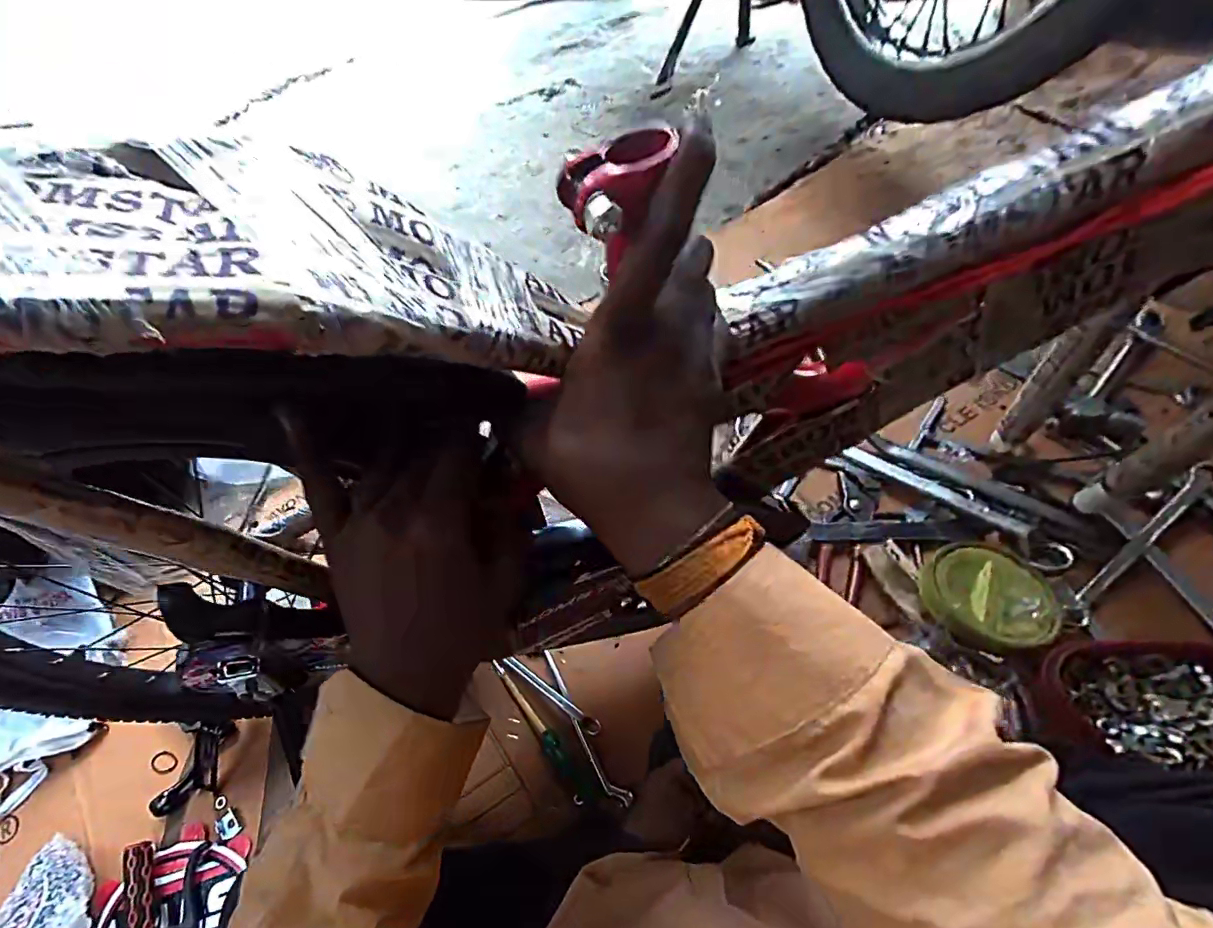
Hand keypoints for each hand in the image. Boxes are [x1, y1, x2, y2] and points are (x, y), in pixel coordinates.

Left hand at [285, 413, 528, 720]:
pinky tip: (290, 409)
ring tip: (409, 409)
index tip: (483, 418)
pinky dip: (305, 447)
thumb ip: (510, 527)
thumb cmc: (459, 634)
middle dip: (442, 433)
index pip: (457, 451)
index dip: (473, 429)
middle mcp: (394, 511)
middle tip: (455, 424)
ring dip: (398, 433)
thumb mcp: (502, 584)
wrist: (402, 674)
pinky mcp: (335, 534)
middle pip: (420, 450)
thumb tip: (508, 481)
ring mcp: (358, 520)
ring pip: (379, 458)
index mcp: (439, 523)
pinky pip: (318, 485)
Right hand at [520, 104, 732, 576]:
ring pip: (706, 286)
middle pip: (692, 251)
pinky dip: (693, 320)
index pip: (656, 243)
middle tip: (637, 265)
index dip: (679, 183)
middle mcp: (670, 327)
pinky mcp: (714, 373)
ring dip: (682, 283)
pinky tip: (668, 345)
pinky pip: (711, 324)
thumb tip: (497, 385)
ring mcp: (700, 349)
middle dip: (671, 244)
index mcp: (620, 332)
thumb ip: (516, 396)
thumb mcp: (530, 431)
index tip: (696, 132)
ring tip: (648, 311)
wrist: (657, 511)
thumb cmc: (589, 465)